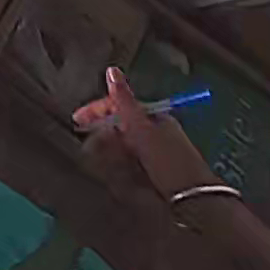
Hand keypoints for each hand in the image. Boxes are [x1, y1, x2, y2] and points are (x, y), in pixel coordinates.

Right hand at [72, 67, 218, 197]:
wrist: (191, 200)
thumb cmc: (167, 159)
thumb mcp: (142, 126)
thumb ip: (124, 100)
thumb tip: (112, 70)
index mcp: (152, 117)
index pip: (117, 106)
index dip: (96, 111)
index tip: (78, 120)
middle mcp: (152, 132)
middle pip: (116, 127)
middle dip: (103, 135)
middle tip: (92, 145)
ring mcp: (152, 154)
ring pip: (119, 146)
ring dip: (109, 153)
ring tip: (107, 162)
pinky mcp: (151, 173)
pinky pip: (126, 164)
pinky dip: (118, 167)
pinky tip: (118, 173)